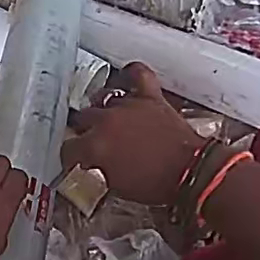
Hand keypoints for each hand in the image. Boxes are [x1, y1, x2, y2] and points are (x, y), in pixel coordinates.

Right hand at [61, 62, 205, 205]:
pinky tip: (125, 79)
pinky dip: (130, 74)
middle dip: (83, 132)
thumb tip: (93, 162)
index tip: (75, 161)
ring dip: (101, 109)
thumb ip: (98, 168)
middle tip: (91, 141)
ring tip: (106, 118)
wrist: (191, 174)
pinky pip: (137, 74)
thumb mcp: (116, 185)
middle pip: (81, 119)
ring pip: (102, 98)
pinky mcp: (149, 97)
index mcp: (95, 146)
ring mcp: (128, 106)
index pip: (68, 148)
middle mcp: (106, 121)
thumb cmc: (154, 185)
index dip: (70, 157)